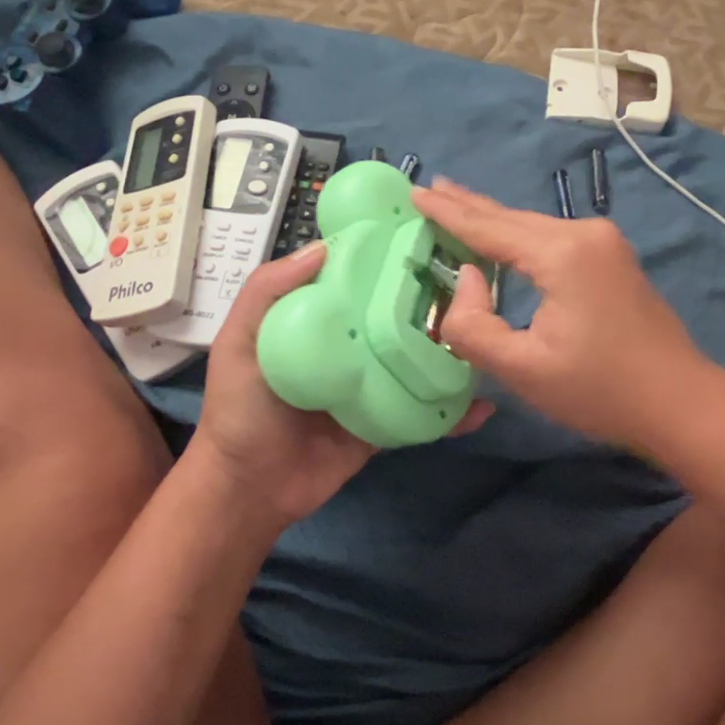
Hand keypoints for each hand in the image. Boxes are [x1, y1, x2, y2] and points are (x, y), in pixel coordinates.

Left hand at [191, 242, 491, 526]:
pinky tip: (482, 405)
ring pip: (415, 360)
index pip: (355, 280)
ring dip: (448, 351)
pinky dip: (452, 411)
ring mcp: (371, 384)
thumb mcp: (239, 342)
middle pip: (394, 317)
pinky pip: (422, 411)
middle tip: (472, 283)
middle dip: (429, 301)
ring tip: (484, 334)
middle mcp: (348, 345)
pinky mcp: (386, 422)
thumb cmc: (240, 408)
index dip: (383, 259)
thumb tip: (323, 247)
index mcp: (316, 320)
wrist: (249, 488)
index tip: (422, 236)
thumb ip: (267, 292)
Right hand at [413, 178, 713, 447]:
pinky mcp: (614, 258)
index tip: (415, 193)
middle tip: (429, 188)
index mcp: (561, 254)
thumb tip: (463, 279)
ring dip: (494, 220)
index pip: (489, 228)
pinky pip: (553, 237)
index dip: (449, 213)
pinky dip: (519, 235)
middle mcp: (584, 234)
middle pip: (512, 218)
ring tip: (455, 204)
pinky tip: (503, 234)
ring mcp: (604, 243)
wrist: (681, 402)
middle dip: (468, 205)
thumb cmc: (600, 391)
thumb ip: (472, 326)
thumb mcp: (522, 370)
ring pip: (533, 225)